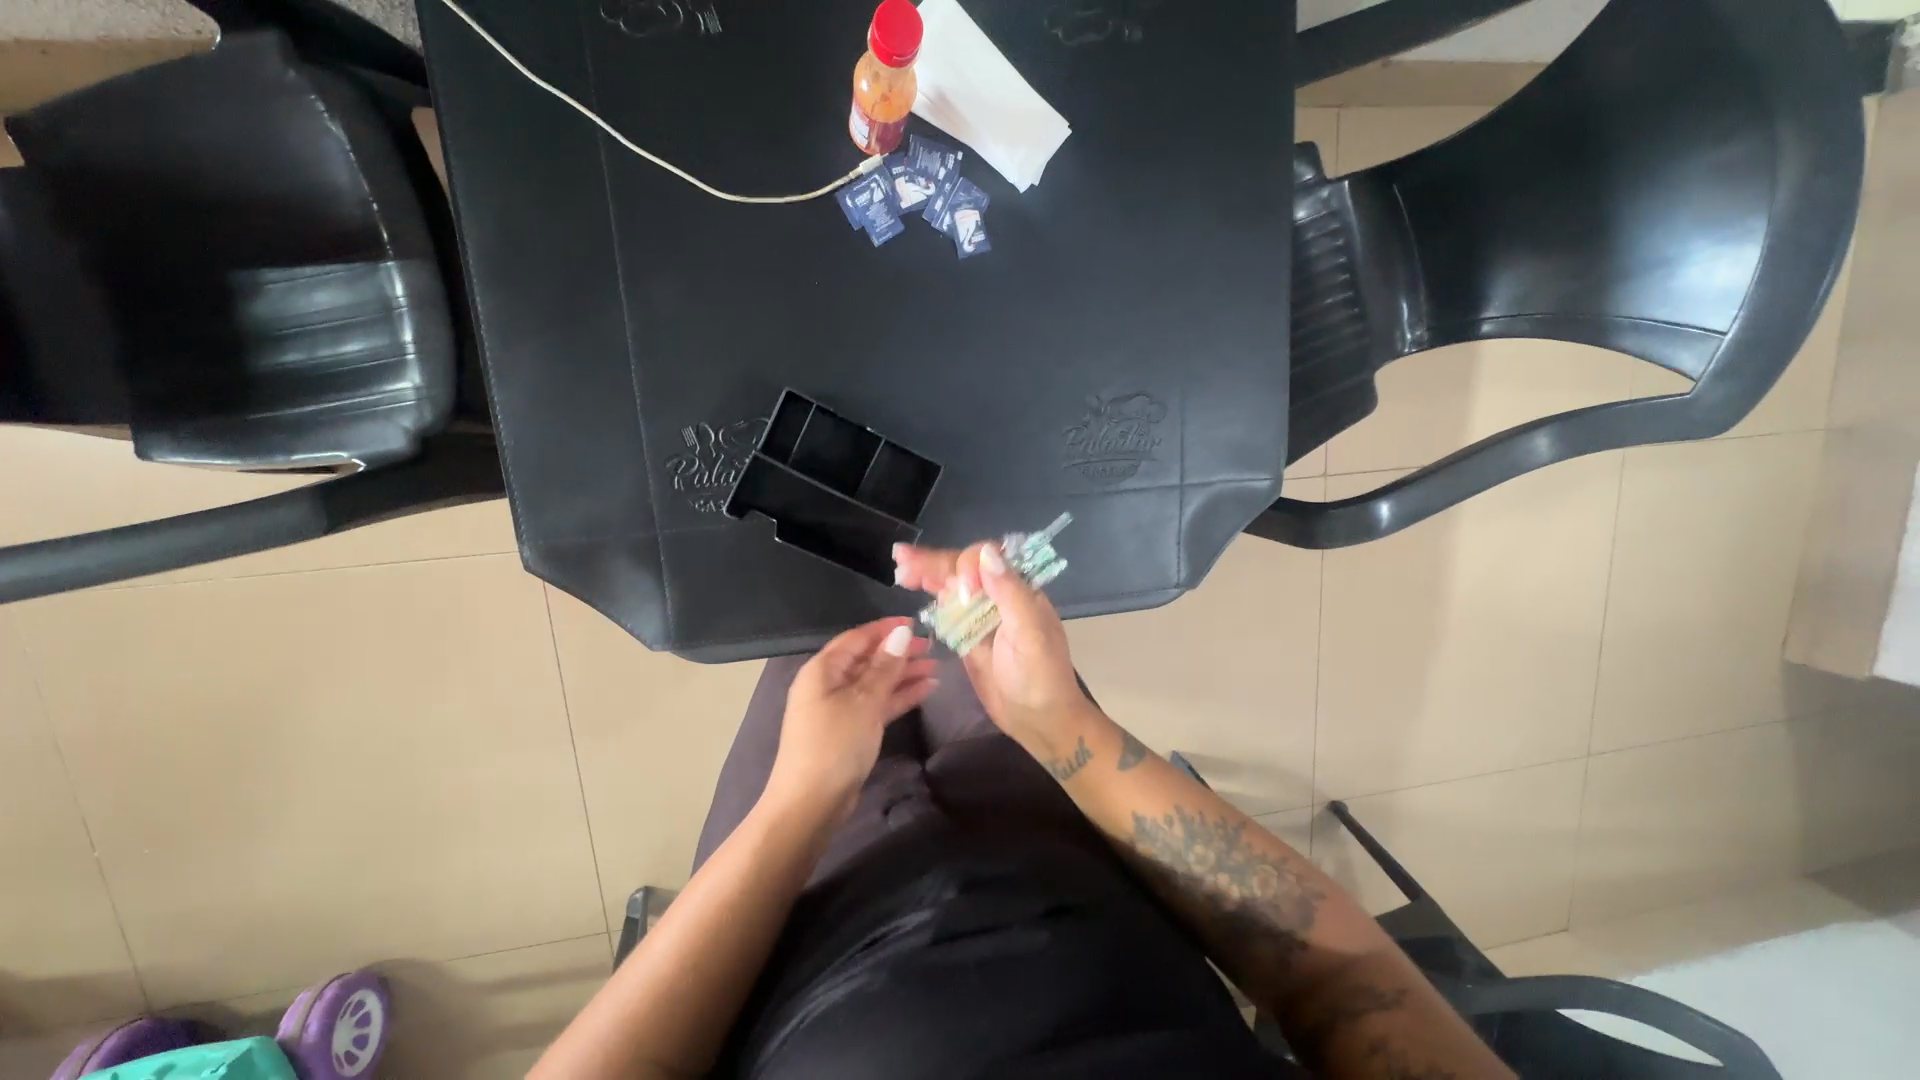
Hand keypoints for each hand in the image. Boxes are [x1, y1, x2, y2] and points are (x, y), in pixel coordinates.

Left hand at [764, 618, 937, 821]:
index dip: (886, 629)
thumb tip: (901, 634)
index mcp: (822, 670)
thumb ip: (884, 667)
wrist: (811, 803)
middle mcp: (828, 685)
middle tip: (932, 647)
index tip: (917, 623)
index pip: (857, 638)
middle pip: (867, 659)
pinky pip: (877, 704)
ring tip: (936, 668)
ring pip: (875, 682)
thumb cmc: (835, 744)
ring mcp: (839, 709)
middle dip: (898, 652)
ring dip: (903, 674)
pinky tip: (926, 690)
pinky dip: (899, 697)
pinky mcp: (851, 731)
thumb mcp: (863, 701)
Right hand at [893, 541, 1094, 752]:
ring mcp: (982, 616)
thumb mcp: (1029, 634)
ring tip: (900, 568)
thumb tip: (987, 552)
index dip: (968, 567)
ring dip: (927, 573)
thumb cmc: (1041, 676)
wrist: (1038, 720)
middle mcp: (999, 596)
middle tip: (901, 559)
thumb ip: (1010, 592)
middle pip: (963, 570)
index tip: (963, 590)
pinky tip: (913, 587)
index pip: (987, 561)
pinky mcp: (968, 635)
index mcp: (1020, 589)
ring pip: (952, 587)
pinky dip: (931, 597)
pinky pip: (948, 610)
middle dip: (934, 562)